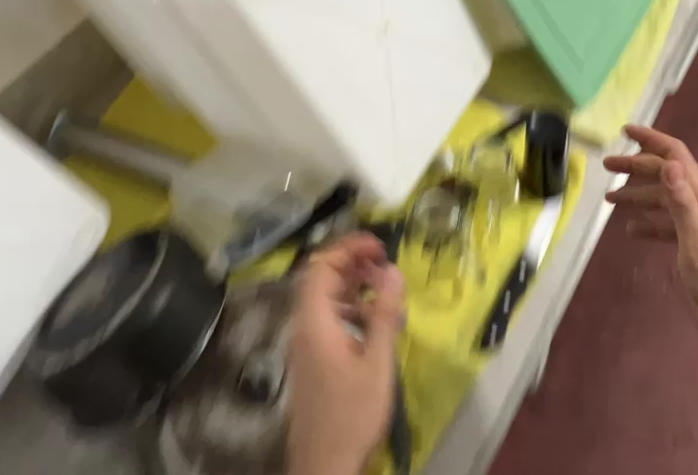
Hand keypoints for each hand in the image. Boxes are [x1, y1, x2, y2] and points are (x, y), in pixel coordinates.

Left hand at [286, 233, 404, 474]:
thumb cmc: (351, 415)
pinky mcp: (314, 359)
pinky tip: (376, 321)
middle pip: (321, 278)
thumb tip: (392, 270)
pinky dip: (351, 309)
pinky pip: (329, 318)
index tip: (378, 245)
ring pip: (326, 299)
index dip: (347, 247)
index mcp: (314, 322)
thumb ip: (384, 315)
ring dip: (354, 286)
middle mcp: (305, 327)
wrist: (324, 466)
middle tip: (385, 263)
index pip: (321, 266)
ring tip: (386, 289)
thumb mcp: (376, 364)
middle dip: (353, 263)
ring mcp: (307, 344)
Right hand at [604, 124, 697, 331]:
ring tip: (611, 200)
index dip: (651, 139)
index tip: (625, 131)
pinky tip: (633, 230)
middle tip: (607, 166)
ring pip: (666, 197)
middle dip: (636, 166)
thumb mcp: (697, 244)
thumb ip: (682, 204)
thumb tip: (668, 164)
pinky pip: (671, 220)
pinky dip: (651, 221)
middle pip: (666, 173)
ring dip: (639, 195)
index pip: (675, 155)